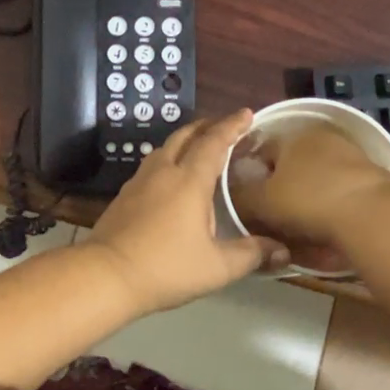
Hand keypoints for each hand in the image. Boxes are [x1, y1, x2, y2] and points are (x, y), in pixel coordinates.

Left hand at [84, 111, 288, 314]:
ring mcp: (137, 183)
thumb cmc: (165, 268)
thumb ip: (251, 255)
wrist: (106, 275)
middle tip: (224, 127)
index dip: (231, 126)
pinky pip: (149, 168)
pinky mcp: (122, 198)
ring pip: (163, 150)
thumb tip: (283, 252)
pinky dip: (166, 162)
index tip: (246, 114)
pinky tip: (169, 180)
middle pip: (184, 137)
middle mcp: (162, 173)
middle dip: (205, 127)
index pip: (213, 143)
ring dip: (183, 143)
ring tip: (198, 150)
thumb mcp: (217, 267)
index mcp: (188, 181)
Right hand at [225, 122, 389, 270]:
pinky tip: (322, 230)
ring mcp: (352, 157)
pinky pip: (337, 193)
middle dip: (278, 190)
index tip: (246, 202)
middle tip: (270, 218)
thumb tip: (230, 197)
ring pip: (314, 181)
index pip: (260, 150)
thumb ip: (239, 197)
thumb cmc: (307, 201)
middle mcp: (323, 138)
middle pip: (289, 167)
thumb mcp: (260, 202)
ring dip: (303, 201)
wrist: (374, 217)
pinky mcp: (373, 179)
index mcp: (293, 135)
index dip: (248, 177)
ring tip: (295, 230)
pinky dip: (326, 208)